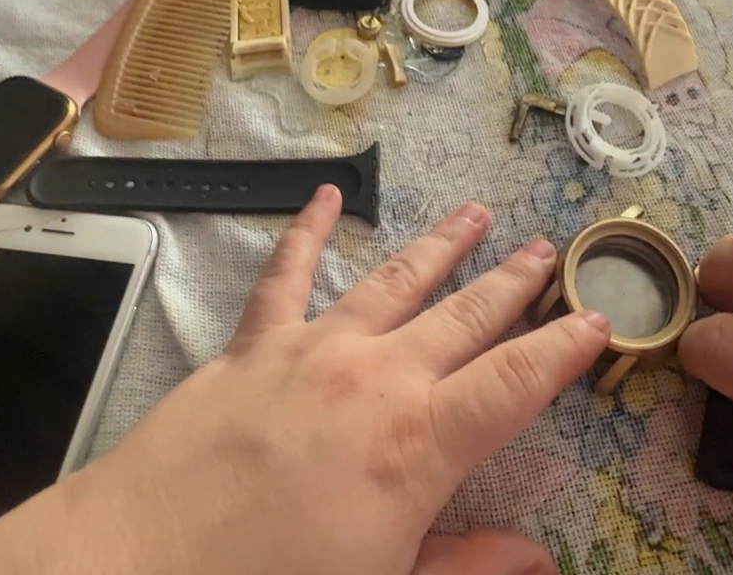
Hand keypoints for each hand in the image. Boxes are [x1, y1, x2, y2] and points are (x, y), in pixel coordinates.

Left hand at [0, 186, 608, 574]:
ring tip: (477, 212)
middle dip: (512, 283)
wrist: (134, 569)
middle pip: (464, 316)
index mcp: (418, 443)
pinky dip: (308, 230)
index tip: (598, 319)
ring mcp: (315, 347)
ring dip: (440, 247)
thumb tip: (543, 561)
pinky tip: (326, 195)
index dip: (563, 348)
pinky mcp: (256, 342)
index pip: (515, 381)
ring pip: (395, 281)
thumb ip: (466, 569)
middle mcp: (377, 376)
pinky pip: (287, 274)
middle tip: (546, 249)